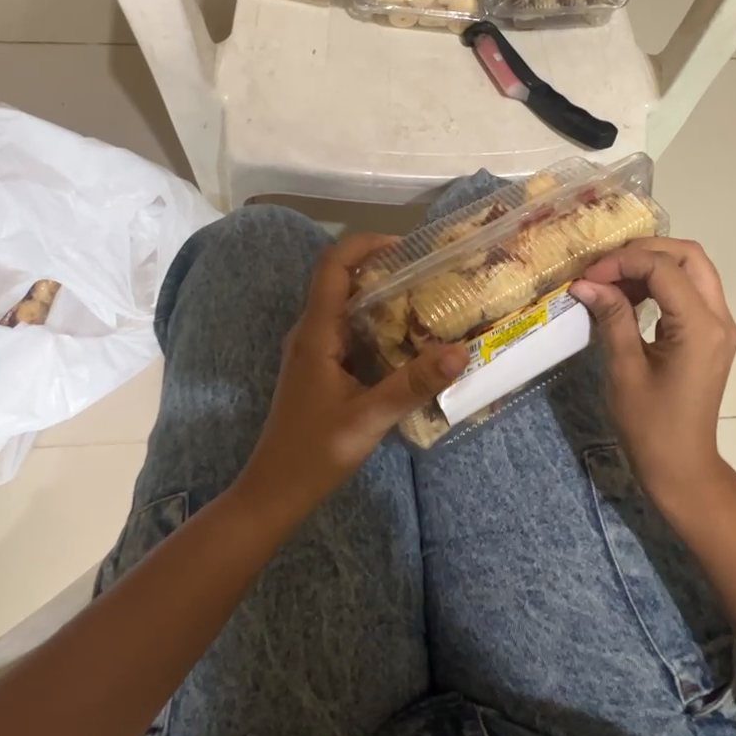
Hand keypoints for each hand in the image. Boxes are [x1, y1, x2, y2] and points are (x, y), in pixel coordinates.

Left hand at [236, 233, 466, 515]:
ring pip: (348, 308)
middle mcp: (311, 333)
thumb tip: (461, 351)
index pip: (333, 266)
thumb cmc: (314, 452)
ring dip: (384, 299)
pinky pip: (351, 332)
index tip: (406, 246)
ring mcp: (315, 351)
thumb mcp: (369, 418)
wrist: (275, 491)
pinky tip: (409, 343)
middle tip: (430, 274)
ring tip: (429, 302)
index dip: (366, 244)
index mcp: (316, 333)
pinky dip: (379, 326)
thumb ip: (413, 384)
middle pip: (343, 281)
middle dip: (384, 270)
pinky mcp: (322, 370)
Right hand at [571, 237, 735, 498]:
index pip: (664, 268)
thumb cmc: (650, 425)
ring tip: (611, 280)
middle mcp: (719, 318)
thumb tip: (585, 283)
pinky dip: (660, 283)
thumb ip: (612, 317)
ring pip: (692, 269)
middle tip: (604, 268)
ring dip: (652, 264)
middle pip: (688, 256)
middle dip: (643, 251)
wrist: (681, 466)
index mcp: (701, 328)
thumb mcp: (624, 369)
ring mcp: (720, 325)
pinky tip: (629, 295)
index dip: (622, 262)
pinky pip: (690, 291)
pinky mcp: (711, 334)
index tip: (588, 277)